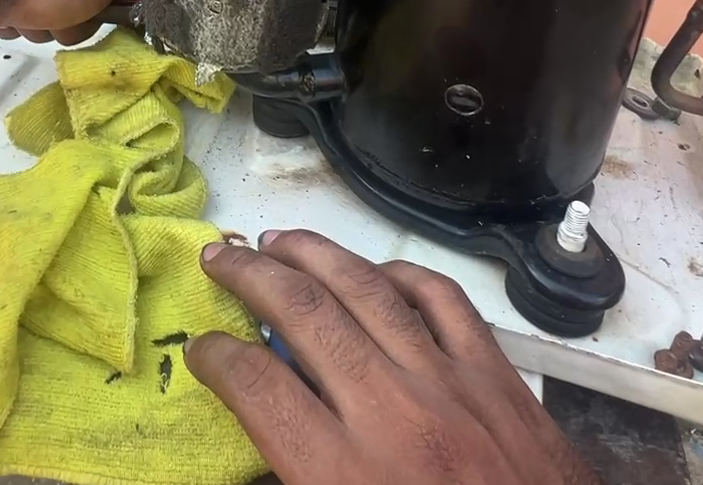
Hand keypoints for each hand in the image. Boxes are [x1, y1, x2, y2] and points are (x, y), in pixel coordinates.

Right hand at [187, 230, 598, 484]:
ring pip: (366, 287)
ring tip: (276, 241)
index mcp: (349, 477)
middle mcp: (395, 415)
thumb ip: (298, 480)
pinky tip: (372, 269)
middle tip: (217, 258)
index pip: (259, 386)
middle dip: (248, 276)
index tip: (201, 347)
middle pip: (303, 312)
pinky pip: (441, 297)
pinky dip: (399, 273)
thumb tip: (264, 437)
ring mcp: (453, 385)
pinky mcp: (500, 377)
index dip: (217, 357)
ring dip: (312, 252)